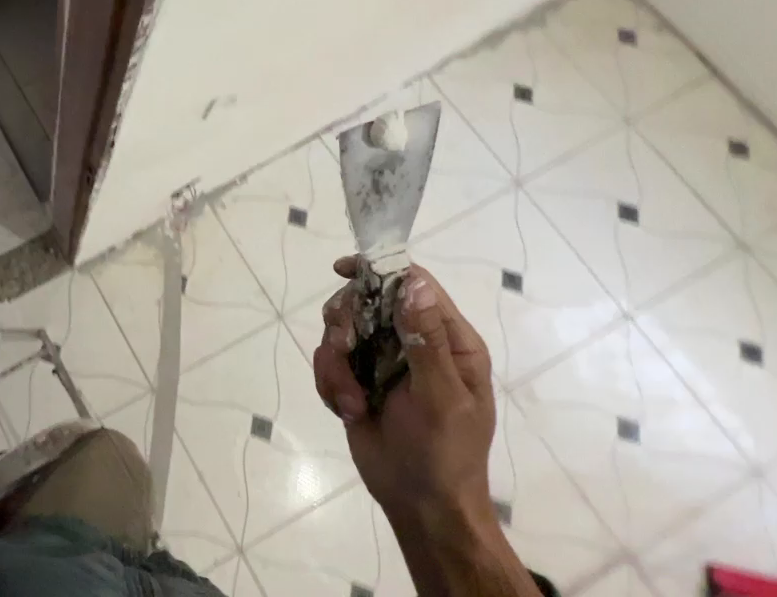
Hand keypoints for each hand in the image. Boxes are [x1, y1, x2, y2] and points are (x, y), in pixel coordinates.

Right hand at [312, 259, 496, 533]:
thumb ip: (427, 340)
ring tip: (350, 401)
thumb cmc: (444, 453)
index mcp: (448, 340)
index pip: (413, 284)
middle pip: (364, 301)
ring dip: (335, 365)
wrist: (420, 505)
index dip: (378, 270)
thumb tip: (412, 282)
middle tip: (344, 353)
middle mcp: (414, 342)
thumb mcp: (441, 397)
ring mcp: (383, 359)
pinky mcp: (357, 377)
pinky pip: (327, 360)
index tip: (342, 270)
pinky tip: (348, 410)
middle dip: (345, 327)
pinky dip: (330, 383)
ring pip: (339, 331)